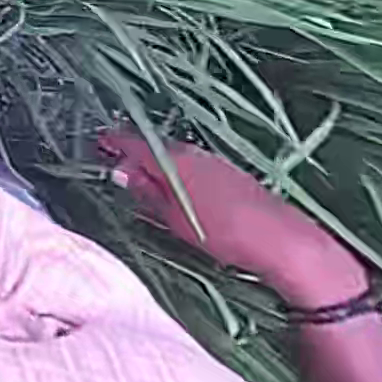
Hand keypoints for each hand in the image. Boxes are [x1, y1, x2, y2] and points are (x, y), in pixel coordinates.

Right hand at [100, 129, 366, 309]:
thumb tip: (121, 171)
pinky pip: (191, 163)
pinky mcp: (227, 170)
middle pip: (153, 146)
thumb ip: (146, 192)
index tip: (98, 144)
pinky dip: (176, 170)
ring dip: (156, 164)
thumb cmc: (222, 232)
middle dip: (133, 155)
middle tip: (117, 168)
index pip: (132, 142)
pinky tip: (177, 190)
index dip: (113, 141)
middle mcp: (190, 151)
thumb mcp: (174, 218)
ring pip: (173, 155)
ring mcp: (211, 159)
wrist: (283, 240)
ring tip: (145, 183)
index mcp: (171, 159)